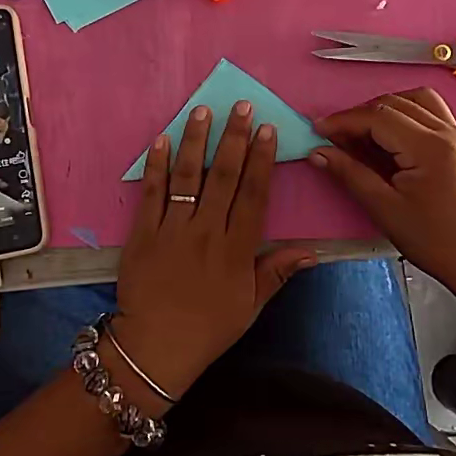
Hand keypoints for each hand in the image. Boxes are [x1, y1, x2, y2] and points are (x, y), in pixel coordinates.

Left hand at [111, 101, 314, 408]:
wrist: (154, 348)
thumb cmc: (209, 327)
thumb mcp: (251, 306)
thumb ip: (277, 272)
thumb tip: (313, 251)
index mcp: (237, 249)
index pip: (254, 195)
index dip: (262, 160)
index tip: (267, 130)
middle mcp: (207, 232)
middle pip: (224, 177)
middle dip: (234, 138)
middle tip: (241, 106)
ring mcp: (172, 230)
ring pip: (188, 177)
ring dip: (197, 142)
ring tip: (203, 111)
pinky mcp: (142, 233)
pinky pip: (151, 193)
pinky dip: (156, 166)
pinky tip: (162, 140)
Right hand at [309, 89, 455, 308]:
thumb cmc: (439, 243)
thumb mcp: (386, 210)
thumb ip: (351, 174)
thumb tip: (319, 152)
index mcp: (429, 146)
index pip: (378, 116)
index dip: (344, 120)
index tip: (318, 130)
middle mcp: (449, 132)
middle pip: (396, 103)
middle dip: (361, 115)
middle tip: (336, 138)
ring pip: (418, 102)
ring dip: (386, 110)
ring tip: (364, 135)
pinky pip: (433, 115)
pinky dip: (407, 117)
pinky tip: (393, 142)